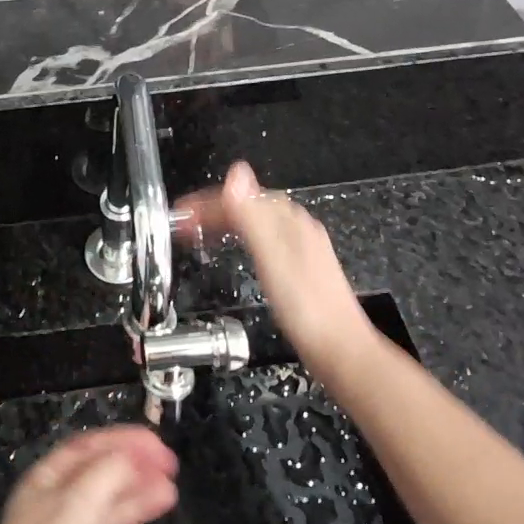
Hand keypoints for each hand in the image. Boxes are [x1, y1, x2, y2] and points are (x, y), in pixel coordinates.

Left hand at [0, 426, 177, 523]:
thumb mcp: (78, 501)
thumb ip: (108, 472)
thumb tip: (130, 457)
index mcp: (44, 482)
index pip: (86, 448)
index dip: (121, 440)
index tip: (155, 443)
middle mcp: (55, 507)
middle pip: (102, 478)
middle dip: (137, 470)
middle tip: (170, 467)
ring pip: (110, 512)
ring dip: (140, 501)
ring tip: (169, 495)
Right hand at [174, 162, 368, 367]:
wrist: (341, 352)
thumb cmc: (306, 308)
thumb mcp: (272, 256)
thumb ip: (252, 215)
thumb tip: (236, 172)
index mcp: (290, 222)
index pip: (242, 196)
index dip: (208, 201)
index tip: (182, 212)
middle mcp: (299, 230)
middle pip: (251, 206)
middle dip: (215, 210)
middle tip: (187, 223)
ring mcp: (303, 251)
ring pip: (260, 223)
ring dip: (229, 223)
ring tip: (205, 234)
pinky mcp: (303, 273)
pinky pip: (267, 242)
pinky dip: (245, 240)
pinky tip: (243, 255)